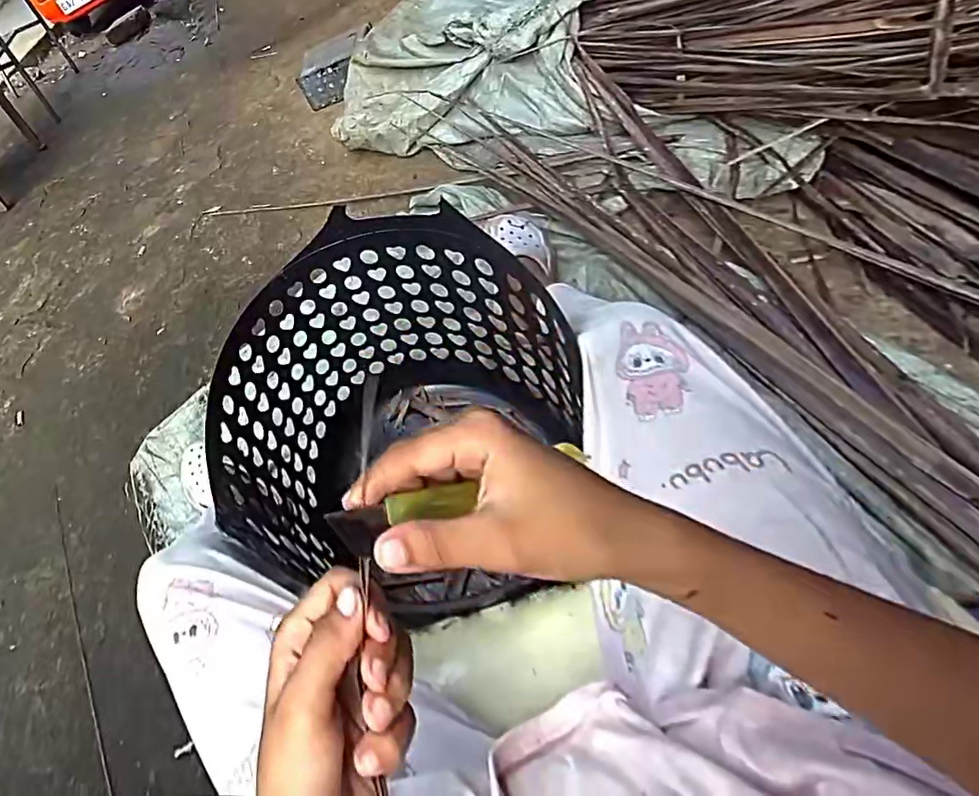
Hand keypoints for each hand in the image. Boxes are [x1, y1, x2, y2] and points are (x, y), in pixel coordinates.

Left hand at [257, 569, 415, 795]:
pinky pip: (404, 711)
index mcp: (300, 641)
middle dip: (383, 659)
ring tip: (369, 728)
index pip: (338, 589)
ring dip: (390, 702)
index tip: (375, 631)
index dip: (364, 602)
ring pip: (395, 666)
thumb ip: (328, 643)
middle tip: (371, 686)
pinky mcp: (377, 724)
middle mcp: (327, 658)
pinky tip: (369, 755)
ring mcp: (353, 690)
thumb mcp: (303, 700)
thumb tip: (351, 594)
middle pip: (376, 624)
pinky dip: (393, 739)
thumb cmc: (289, 778)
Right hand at [344, 409, 661, 582]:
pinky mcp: (495, 461)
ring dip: (412, 498)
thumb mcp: (496, 542)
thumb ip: (434, 544)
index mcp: (474, 433)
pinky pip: (450, 478)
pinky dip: (434, 501)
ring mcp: (487, 443)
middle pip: (416, 459)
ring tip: (388, 527)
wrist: (631, 538)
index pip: (407, 456)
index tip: (347, 510)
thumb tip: (381, 549)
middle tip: (365, 524)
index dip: (374, 484)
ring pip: (432, 469)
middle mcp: (475, 429)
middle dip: (391, 492)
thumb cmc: (568, 532)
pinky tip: (424, 522)